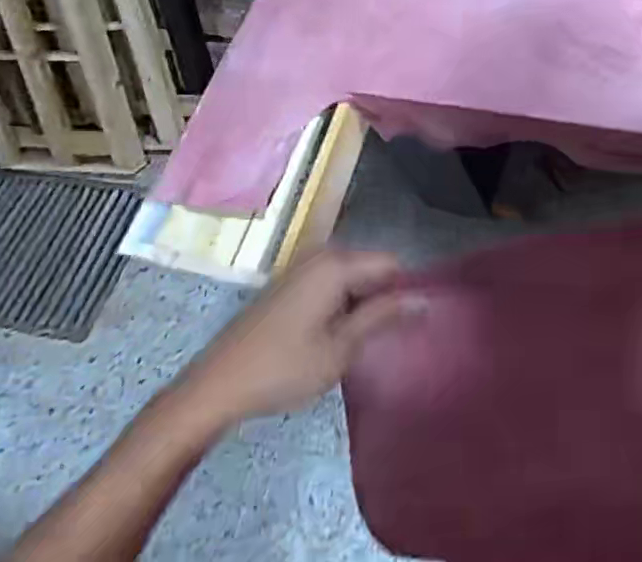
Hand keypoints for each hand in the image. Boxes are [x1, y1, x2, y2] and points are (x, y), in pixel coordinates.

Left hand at [161, 249, 406, 431]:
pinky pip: (331, 284)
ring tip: (366, 341)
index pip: (391, 264)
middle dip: (385, 297)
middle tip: (390, 338)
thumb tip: (425, 298)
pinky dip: (342, 305)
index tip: (412, 324)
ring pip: (352, 277)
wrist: (216, 386)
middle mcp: (321, 255)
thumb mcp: (341, 348)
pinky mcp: (290, 284)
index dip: (406, 290)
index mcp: (336, 264)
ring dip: (363, 303)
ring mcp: (302, 268)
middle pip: (371, 268)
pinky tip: (338, 337)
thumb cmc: (283, 368)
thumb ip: (383, 316)